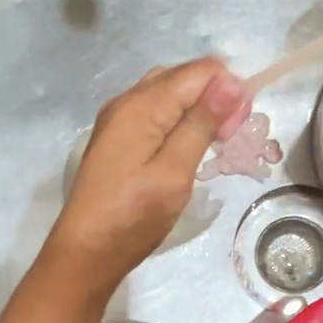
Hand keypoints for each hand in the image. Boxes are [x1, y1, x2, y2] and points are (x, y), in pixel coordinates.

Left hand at [47, 59, 248, 293]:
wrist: (86, 252)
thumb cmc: (132, 217)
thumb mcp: (174, 173)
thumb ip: (200, 124)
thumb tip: (231, 81)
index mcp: (142, 105)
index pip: (200, 71)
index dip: (228, 91)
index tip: (236, 130)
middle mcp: (126, 102)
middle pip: (182, 78)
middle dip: (213, 98)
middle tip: (227, 140)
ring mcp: (117, 121)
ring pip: (168, 95)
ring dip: (196, 111)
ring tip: (210, 147)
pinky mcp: (115, 140)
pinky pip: (153, 115)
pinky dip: (176, 124)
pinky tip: (184, 151)